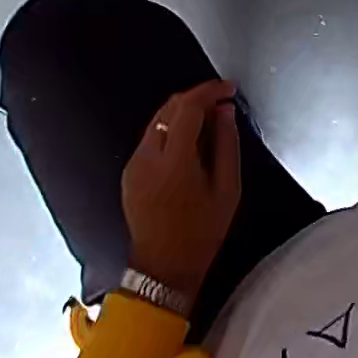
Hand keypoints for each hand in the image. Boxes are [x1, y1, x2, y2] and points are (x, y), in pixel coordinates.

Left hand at [121, 80, 241, 303]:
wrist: (163, 269)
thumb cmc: (200, 234)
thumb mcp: (227, 189)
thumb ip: (227, 144)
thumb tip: (225, 111)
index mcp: (173, 161)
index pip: (188, 107)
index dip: (210, 91)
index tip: (228, 88)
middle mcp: (147, 157)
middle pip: (170, 107)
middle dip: (197, 97)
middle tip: (222, 102)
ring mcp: (134, 164)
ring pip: (158, 120)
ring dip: (184, 113)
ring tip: (210, 121)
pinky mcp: (129, 171)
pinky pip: (151, 138)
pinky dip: (171, 130)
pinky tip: (190, 142)